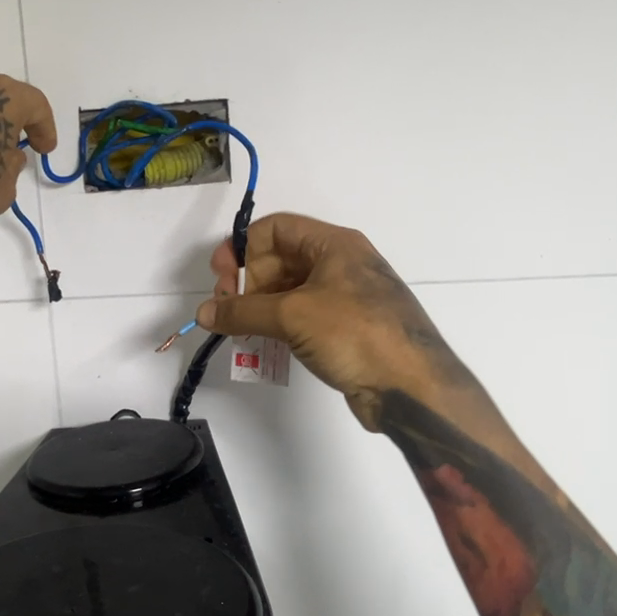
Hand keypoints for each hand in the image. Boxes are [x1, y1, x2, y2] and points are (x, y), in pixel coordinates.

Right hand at [196, 213, 474, 418]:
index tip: (220, 276)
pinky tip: (264, 343)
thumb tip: (204, 312)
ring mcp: (346, 296)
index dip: (242, 247)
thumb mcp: (293, 316)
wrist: (412, 386)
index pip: (276, 229)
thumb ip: (242, 311)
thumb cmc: (355, 334)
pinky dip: (279, 324)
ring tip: (240, 329)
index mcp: (334, 244)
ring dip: (260, 305)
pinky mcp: (347, 327)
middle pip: (280, 258)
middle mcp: (341, 263)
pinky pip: (303, 315)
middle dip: (248, 280)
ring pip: (290, 289)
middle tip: (228, 308)